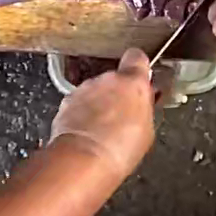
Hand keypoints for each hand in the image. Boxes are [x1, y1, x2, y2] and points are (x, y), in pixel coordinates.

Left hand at [49, 48, 156, 179]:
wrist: (85, 157)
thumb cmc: (120, 148)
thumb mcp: (147, 130)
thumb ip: (144, 107)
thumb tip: (142, 103)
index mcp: (132, 82)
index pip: (137, 57)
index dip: (139, 66)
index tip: (141, 77)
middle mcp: (107, 79)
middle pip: (115, 78)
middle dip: (118, 93)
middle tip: (123, 115)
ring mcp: (85, 88)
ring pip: (96, 91)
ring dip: (99, 103)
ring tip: (104, 129)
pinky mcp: (68, 100)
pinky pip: (79, 102)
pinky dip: (83, 112)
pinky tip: (88, 131)